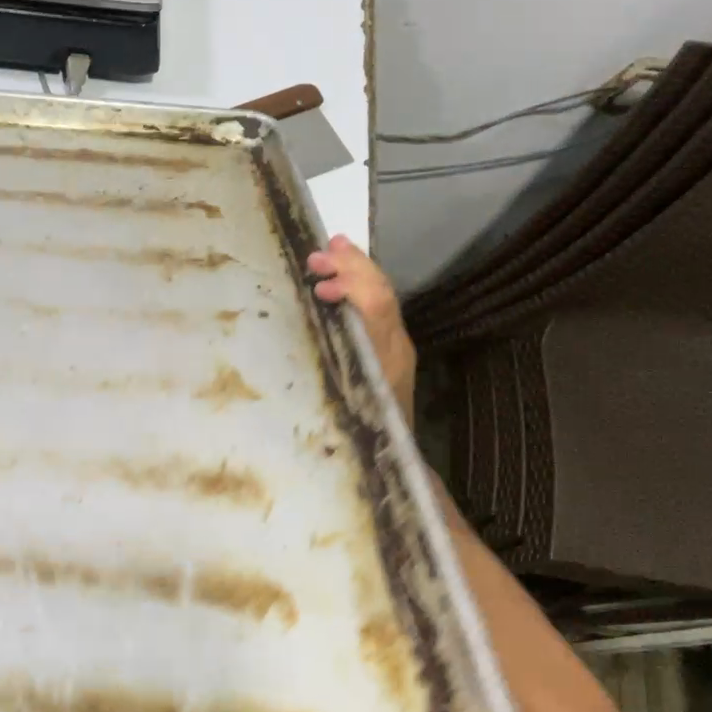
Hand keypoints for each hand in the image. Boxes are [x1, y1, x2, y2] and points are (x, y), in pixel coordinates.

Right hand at [306, 236, 415, 427]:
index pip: (377, 308)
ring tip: (331, 250)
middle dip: (354, 268)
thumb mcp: (350, 409)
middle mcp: (394, 346)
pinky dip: (356, 290)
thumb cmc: (366, 439)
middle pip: (381, 295)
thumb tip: (316, 339)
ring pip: (379, 299)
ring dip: (355, 272)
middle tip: (320, 251)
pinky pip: (373, 311)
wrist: (394, 462)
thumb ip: (340, 379)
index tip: (319, 281)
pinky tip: (337, 282)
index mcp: (385, 357)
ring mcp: (392, 348)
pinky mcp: (385, 354)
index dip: (351, 287)